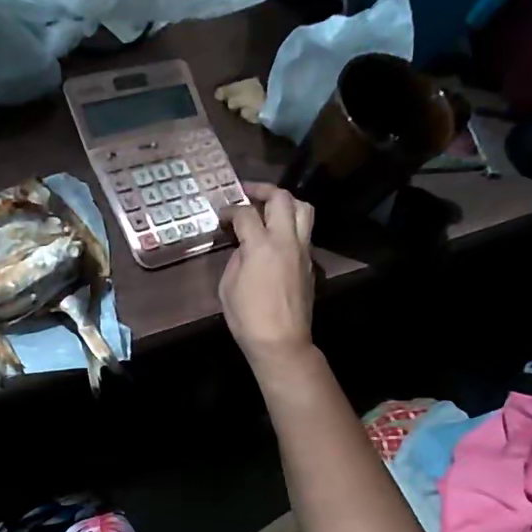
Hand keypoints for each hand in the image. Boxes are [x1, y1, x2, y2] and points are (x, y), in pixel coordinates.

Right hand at [220, 182, 317, 369]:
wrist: (281, 341)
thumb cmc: (247, 318)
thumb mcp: (228, 286)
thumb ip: (237, 259)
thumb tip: (244, 248)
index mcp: (261, 246)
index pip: (245, 213)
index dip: (230, 210)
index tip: (222, 215)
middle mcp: (286, 240)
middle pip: (281, 198)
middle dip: (262, 190)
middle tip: (247, 194)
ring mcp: (303, 250)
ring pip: (303, 209)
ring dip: (286, 202)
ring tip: (269, 207)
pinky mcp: (310, 263)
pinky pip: (305, 232)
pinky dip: (292, 224)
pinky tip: (277, 236)